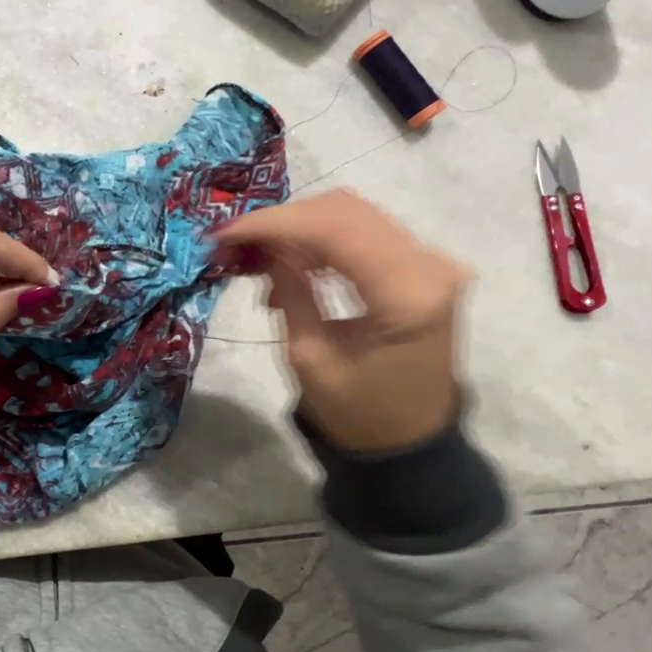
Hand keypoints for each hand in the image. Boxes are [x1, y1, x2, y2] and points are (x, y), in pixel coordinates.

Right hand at [217, 189, 469, 451]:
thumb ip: (291, 292)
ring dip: (295, 228)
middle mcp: (428, 263)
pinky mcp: (420, 266)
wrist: (410, 440)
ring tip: (250, 257)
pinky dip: (317, 241)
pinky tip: (286, 266)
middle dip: (280, 221)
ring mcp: (429, 261)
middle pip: (343, 210)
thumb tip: (260, 248)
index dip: (272, 224)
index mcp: (405, 292)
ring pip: (350, 215)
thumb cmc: (357, 412)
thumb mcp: (310, 358)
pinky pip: (361, 233)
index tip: (221, 235)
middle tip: (230, 245)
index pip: (333, 229)